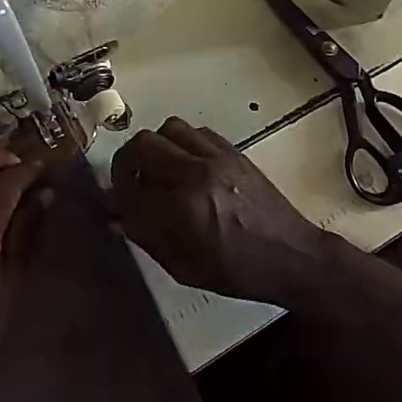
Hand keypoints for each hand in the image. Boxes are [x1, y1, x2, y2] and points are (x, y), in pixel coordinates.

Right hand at [110, 117, 336, 305]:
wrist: (291, 254)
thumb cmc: (239, 272)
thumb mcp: (186, 268)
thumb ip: (149, 239)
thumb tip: (120, 217)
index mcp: (184, 208)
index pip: (130, 192)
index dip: (114, 199)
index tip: (109, 205)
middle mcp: (198, 173)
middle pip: (143, 146)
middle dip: (125, 164)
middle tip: (127, 183)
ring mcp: (218, 158)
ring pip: (169, 129)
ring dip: (154, 147)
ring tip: (155, 169)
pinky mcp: (234, 152)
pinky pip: (198, 131)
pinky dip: (182, 142)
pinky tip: (184, 164)